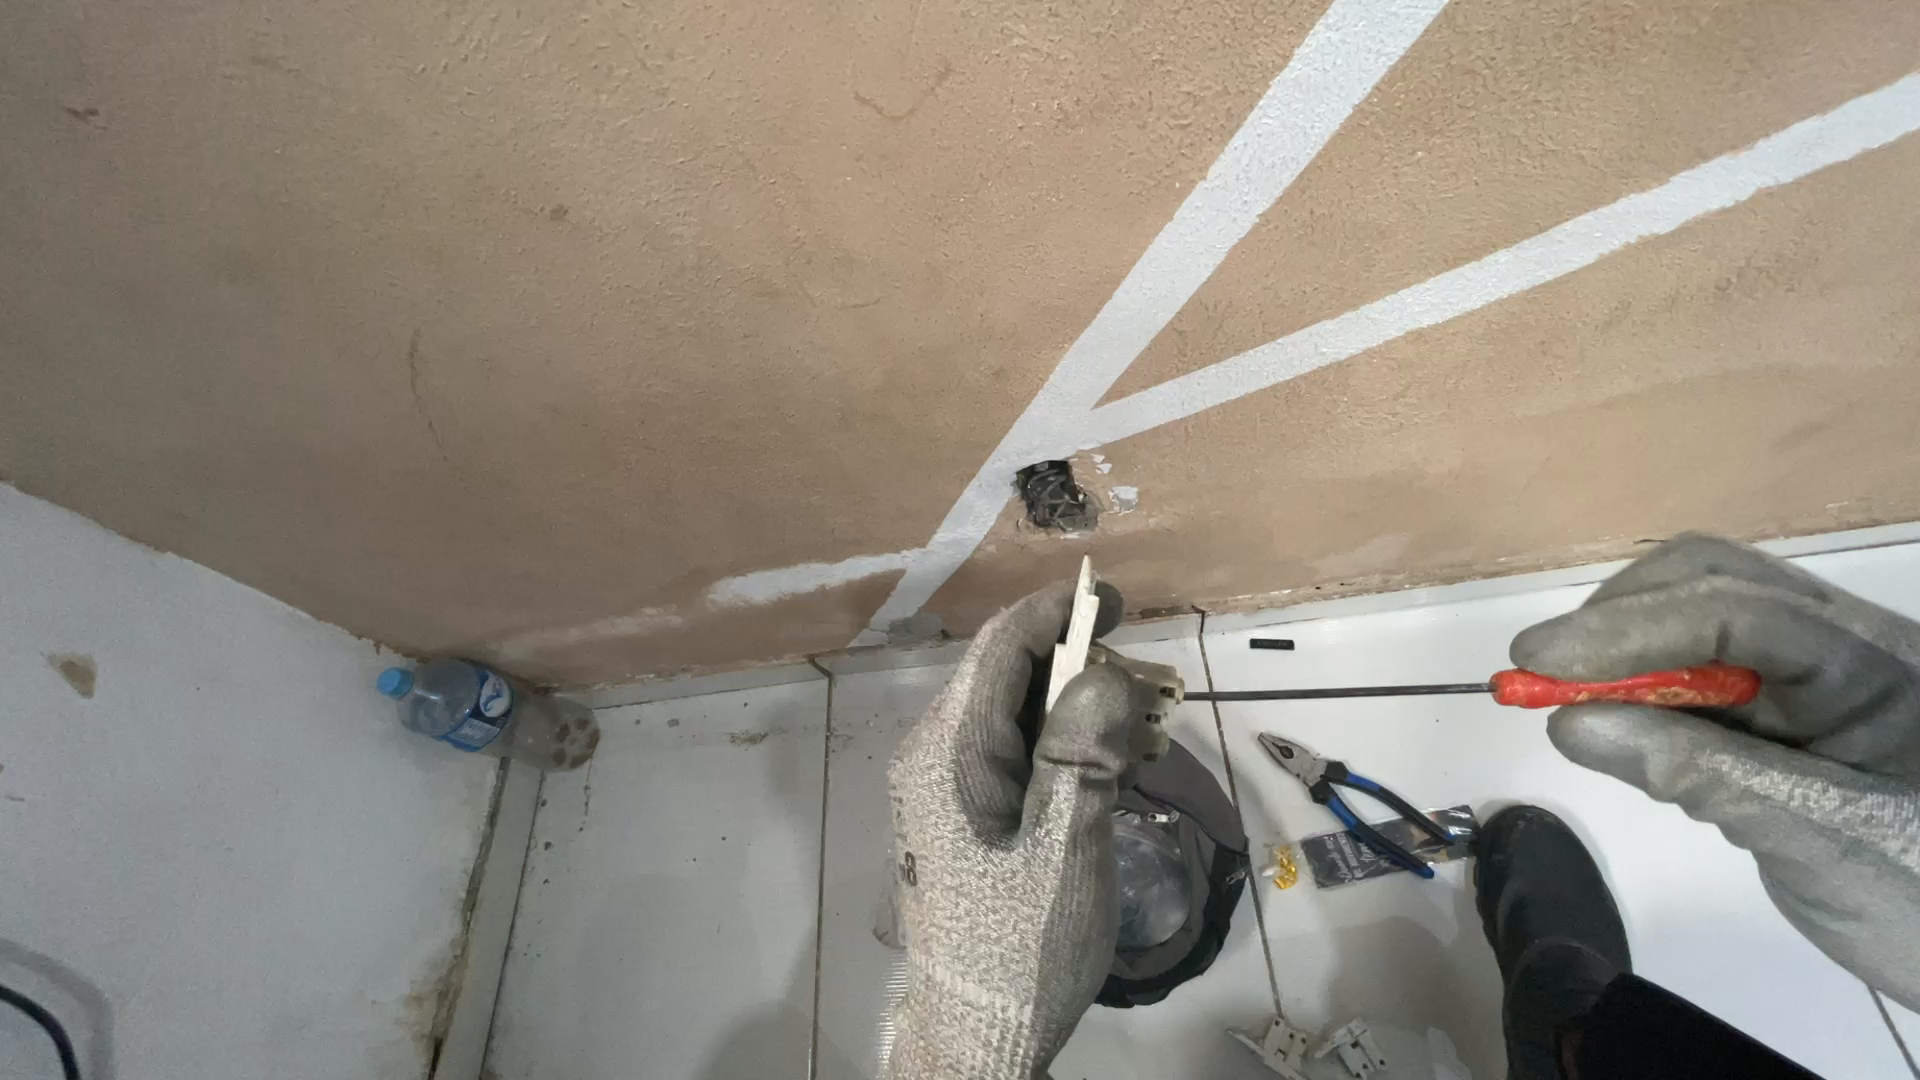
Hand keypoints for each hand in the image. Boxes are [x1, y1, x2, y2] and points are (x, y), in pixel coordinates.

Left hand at [886, 581, 1133, 1078]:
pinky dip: (1056, 736)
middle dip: (1069, 655)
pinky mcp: (960, 804)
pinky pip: (1010, 746)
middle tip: (1135, 668)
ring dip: (1067, 697)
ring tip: (1127, 712)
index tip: (1112, 597)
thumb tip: (1102, 671)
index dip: (1053, 612)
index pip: (998, 650)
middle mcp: (935, 752)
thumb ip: (1081, 757)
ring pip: (1009, 708)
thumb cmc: (1019, 950)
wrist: (975, 1036)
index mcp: (948, 753)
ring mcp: (944, 779)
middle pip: (1002, 674)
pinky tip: (1097, 756)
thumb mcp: (1063, 853)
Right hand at [1512, 533, 1919, 1009]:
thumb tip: (1568, 725)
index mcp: (1882, 666)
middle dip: (1615, 617)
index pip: (1738, 609)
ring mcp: (1805, 676)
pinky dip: (1627, 686)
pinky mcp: (1769, 709)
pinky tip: (1609, 722)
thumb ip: (1700, 774)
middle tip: (1547, 670)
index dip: (1627, 627)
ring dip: (1615, 650)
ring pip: (1686, 617)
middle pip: (1707, 582)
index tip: (1538, 664)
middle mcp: (1841, 648)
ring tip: (1568, 700)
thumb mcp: (1824, 841)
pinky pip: (1682, 671)